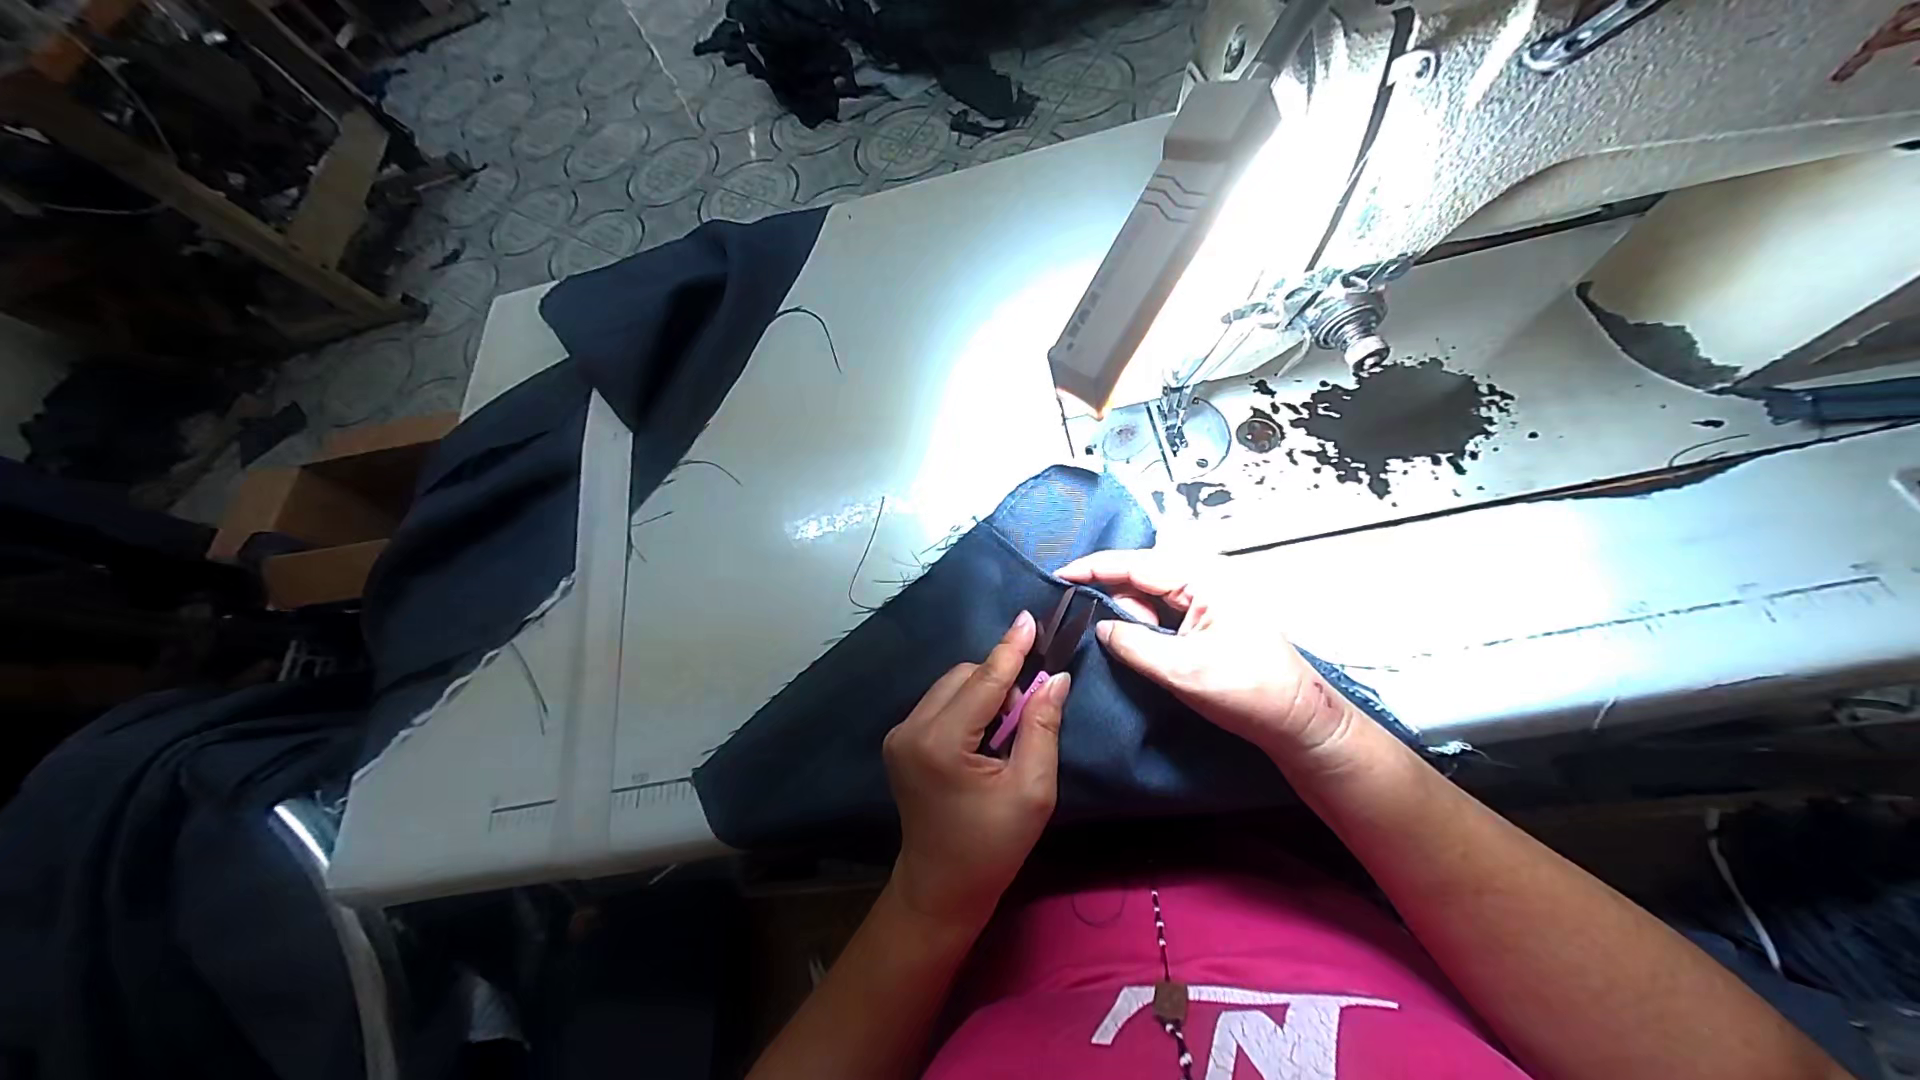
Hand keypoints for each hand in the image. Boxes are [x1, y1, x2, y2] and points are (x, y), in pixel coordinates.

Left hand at [883, 611, 1070, 929]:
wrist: (941, 886)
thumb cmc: (993, 846)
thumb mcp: (1033, 791)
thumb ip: (1042, 729)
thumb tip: (1054, 678)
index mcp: (940, 743)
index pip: (983, 682)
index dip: (1010, 648)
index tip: (1029, 617)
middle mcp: (911, 729)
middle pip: (964, 676)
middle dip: (1001, 681)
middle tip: (1030, 709)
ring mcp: (899, 733)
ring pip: (951, 685)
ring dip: (984, 692)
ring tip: (1007, 729)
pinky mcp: (899, 739)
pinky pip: (941, 701)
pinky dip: (968, 704)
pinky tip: (984, 733)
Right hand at [1058, 549, 1370, 773]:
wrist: (1297, 720)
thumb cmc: (1251, 691)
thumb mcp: (1181, 669)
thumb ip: (1130, 643)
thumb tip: (1098, 627)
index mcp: (1202, 577)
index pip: (1133, 564)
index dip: (1091, 569)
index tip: (1058, 576)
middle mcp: (1203, 576)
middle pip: (1137, 576)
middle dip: (1112, 601)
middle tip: (1099, 632)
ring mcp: (1205, 595)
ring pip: (1146, 595)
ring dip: (1131, 619)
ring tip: (1139, 651)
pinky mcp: (1204, 614)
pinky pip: (1161, 610)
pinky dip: (1144, 627)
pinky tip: (1144, 647)